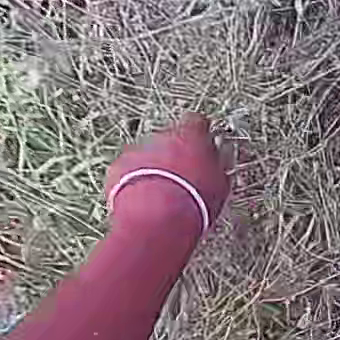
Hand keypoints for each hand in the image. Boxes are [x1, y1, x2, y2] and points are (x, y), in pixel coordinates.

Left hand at [103, 113, 229, 230]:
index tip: (204, 144)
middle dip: (176, 152)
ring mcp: (137, 151)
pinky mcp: (118, 168)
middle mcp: (162, 136)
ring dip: (155, 166)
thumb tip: (220, 162)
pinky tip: (147, 198)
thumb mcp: (220, 184)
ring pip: (148, 153)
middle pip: (170, 137)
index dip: (201, 133)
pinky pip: (129, 169)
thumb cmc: (192, 201)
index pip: (197, 121)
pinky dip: (136, 179)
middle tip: (185, 174)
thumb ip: (218, 165)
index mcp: (191, 135)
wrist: (156, 218)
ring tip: (166, 191)